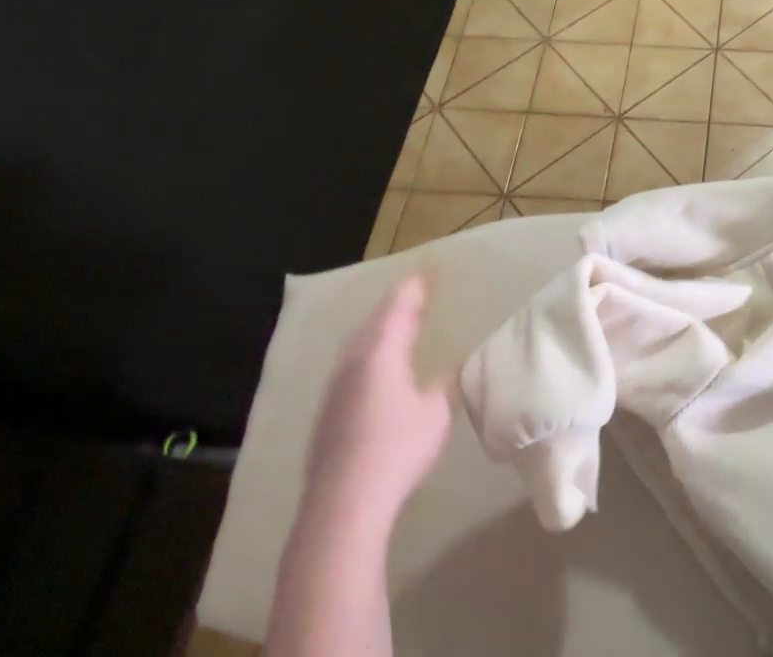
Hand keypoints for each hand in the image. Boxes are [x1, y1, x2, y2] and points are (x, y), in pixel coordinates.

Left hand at [304, 275, 453, 521]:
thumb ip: (441, 386)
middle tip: (415, 295)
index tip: (429, 272)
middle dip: (395, 306)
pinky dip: (369, 354)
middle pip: (373, 322)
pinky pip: (352, 367)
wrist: (344, 501)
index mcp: (381, 353)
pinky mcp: (327, 412)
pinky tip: (377, 369)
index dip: (415, 288)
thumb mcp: (436, 414)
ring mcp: (335, 388)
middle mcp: (353, 362)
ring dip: (379, 330)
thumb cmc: (398, 449)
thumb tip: (446, 371)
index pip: (399, 308)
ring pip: (358, 345)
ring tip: (398, 326)